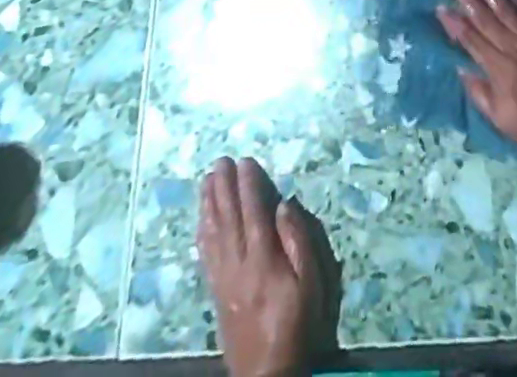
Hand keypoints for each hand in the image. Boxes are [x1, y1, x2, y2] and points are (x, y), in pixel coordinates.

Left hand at [198, 157, 339, 376]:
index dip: (249, 185)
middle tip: (221, 161)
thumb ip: (299, 241)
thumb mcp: (314, 283)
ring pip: (213, 232)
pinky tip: (202, 218)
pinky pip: (206, 253)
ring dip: (209, 203)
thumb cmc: (299, 324)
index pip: (254, 212)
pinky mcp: (217, 292)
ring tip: (207, 179)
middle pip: (229, 217)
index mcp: (264, 258)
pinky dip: (203, 230)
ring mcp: (224, 278)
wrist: (268, 373)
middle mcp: (239, 263)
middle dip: (224, 186)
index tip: (246, 161)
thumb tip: (284, 206)